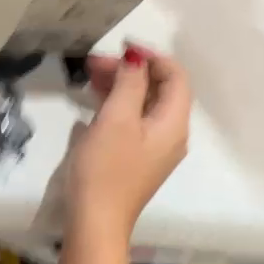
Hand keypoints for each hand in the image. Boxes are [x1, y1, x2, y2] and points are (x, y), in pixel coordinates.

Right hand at [62, 44, 190, 241]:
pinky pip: (132, 119)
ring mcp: (153, 147)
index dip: (152, 57)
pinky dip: (116, 103)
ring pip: (143, 104)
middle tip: (94, 62)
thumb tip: (137, 59)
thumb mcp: (116, 119)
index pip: (176, 78)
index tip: (121, 46)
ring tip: (88, 75)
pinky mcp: (135, 156)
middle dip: (130, 70)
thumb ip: (129, 85)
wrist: (97, 218)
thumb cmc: (107, 167)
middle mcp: (170, 133)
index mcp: (172, 124)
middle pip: (159, 90)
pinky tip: (91, 101)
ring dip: (120, 85)